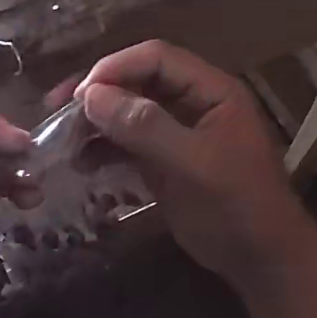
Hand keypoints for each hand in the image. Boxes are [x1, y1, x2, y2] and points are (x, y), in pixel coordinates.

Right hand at [70, 41, 316, 287]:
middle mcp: (192, 104)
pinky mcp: (165, 163)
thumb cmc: (236, 206)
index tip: (79, 95)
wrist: (259, 258)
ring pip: (129, 114)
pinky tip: (83, 163)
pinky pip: (129, 145)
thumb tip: (92, 95)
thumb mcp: (193, 164)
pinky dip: (105, 150)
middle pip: (137, 83)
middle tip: (57, 111)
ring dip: (96, 124)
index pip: (156, 59)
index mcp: (211, 91)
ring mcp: (177, 134)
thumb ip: (146, 127)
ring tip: (63, 141)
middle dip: (98, 95)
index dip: (115, 69)